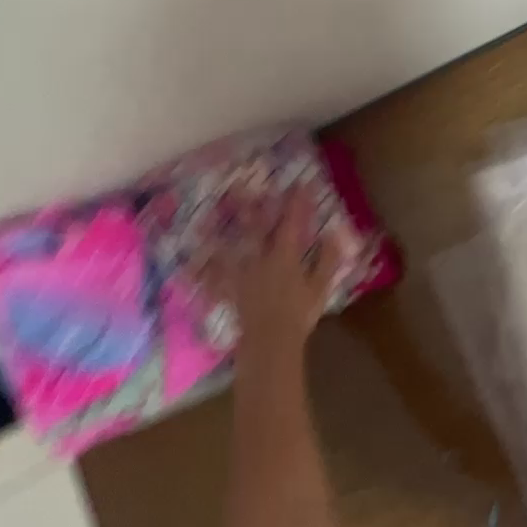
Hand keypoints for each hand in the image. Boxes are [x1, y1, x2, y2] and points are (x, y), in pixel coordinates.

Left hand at [204, 186, 343, 375]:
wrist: (271, 342)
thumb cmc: (300, 314)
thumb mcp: (321, 286)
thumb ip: (327, 259)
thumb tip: (334, 233)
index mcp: (285, 256)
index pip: (293, 223)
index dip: (297, 203)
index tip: (300, 184)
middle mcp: (261, 258)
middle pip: (256, 228)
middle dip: (254, 206)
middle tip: (247, 186)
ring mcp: (243, 274)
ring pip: (232, 246)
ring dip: (223, 229)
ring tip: (211, 214)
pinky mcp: (231, 291)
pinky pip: (214, 278)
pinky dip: (203, 270)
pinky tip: (191, 264)